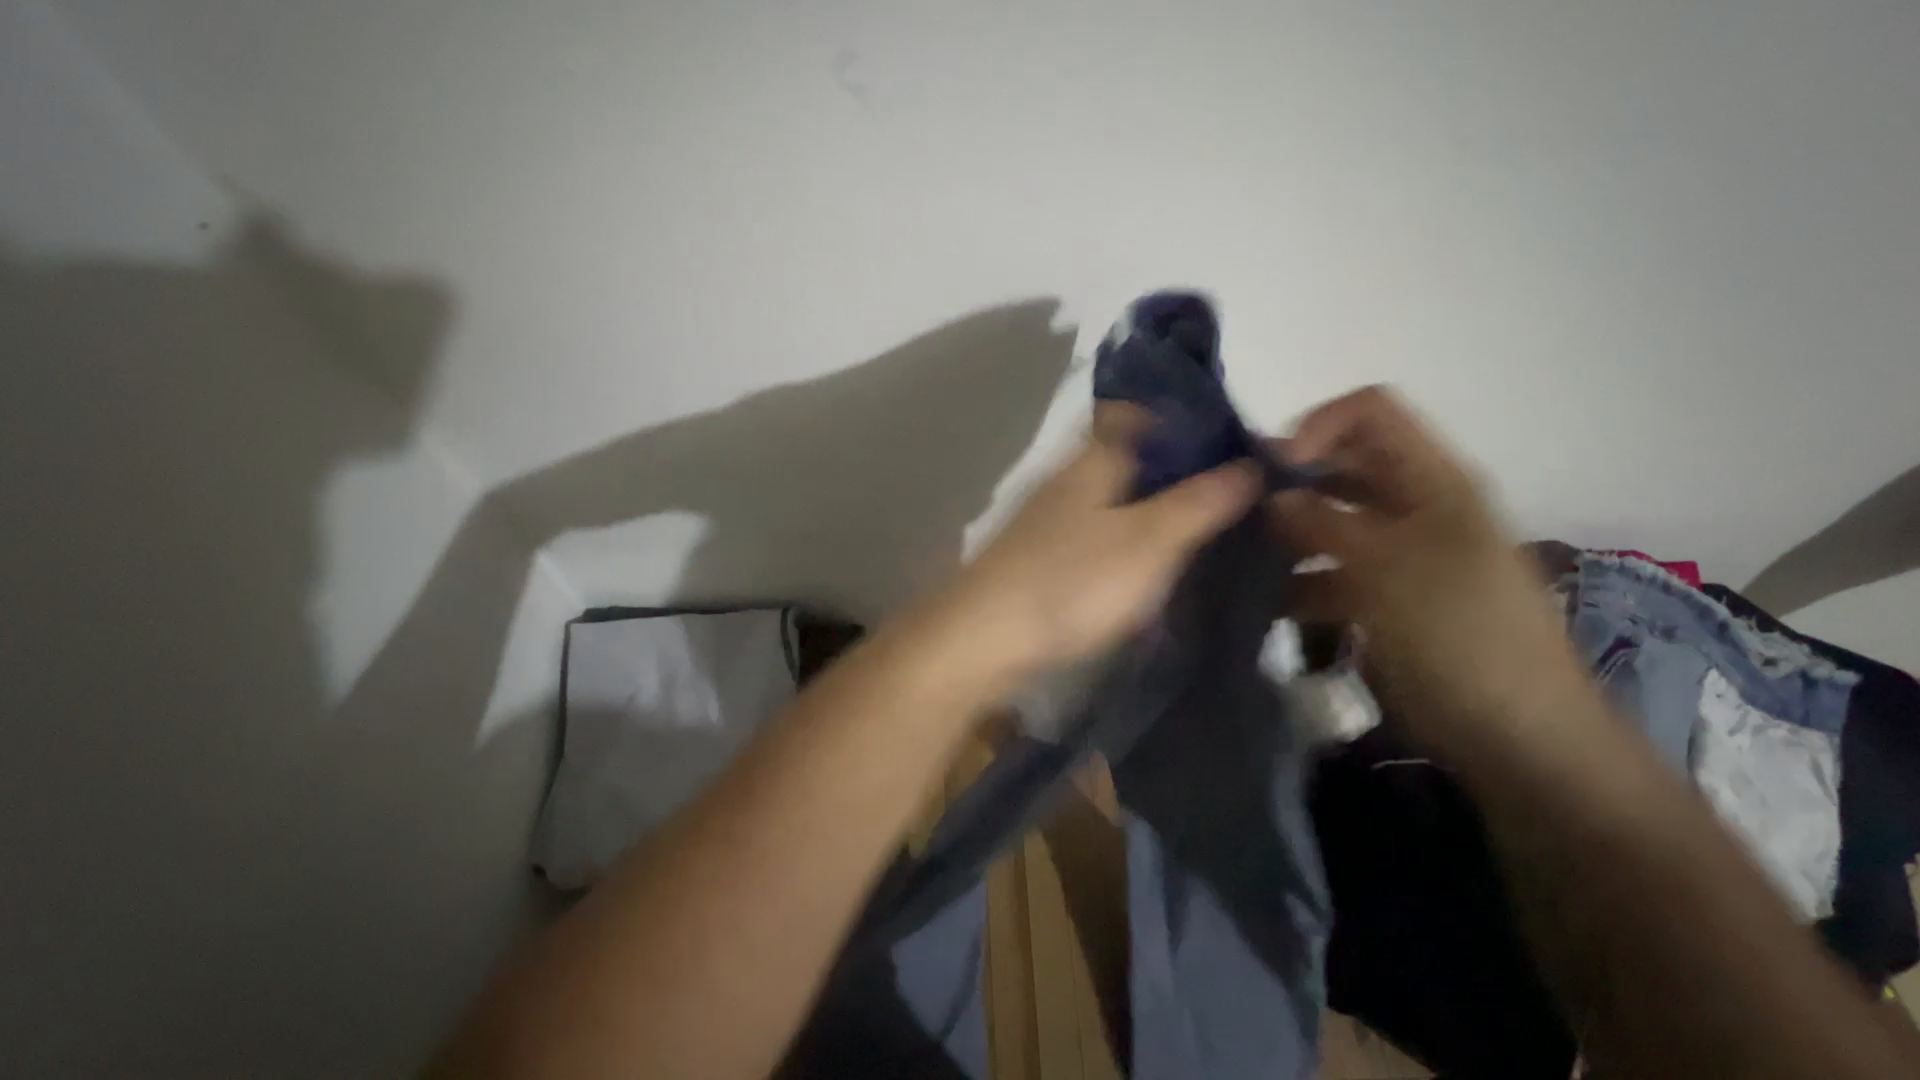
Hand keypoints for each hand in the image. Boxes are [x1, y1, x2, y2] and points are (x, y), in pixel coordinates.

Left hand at [926, 404, 1259, 689]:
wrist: (985, 640)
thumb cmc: (1073, 581)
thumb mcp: (1151, 540)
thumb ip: (1201, 500)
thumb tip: (1252, 463)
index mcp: (1097, 456)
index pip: (1142, 410)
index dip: (1189, 415)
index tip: (1239, 439)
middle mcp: (1072, 477)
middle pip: (1135, 456)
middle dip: (1185, 468)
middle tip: (1244, 492)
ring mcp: (1054, 519)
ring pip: (1120, 497)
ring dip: (1162, 507)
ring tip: (1217, 529)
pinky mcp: (1047, 558)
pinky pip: (1105, 534)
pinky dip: (1137, 541)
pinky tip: (1163, 566)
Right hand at [1270, 386, 1584, 744]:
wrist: (1518, 736)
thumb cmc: (1459, 635)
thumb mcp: (1387, 568)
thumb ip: (1324, 521)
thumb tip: (1273, 494)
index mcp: (1432, 481)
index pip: (1370, 413)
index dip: (1317, 426)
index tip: (1270, 471)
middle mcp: (1414, 508)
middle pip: (1343, 468)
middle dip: (1291, 484)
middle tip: (1235, 516)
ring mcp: (1400, 558)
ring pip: (1331, 526)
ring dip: (1287, 538)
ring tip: (1238, 565)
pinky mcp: (1384, 604)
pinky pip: (1332, 577)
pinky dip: (1299, 584)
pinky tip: (1264, 605)